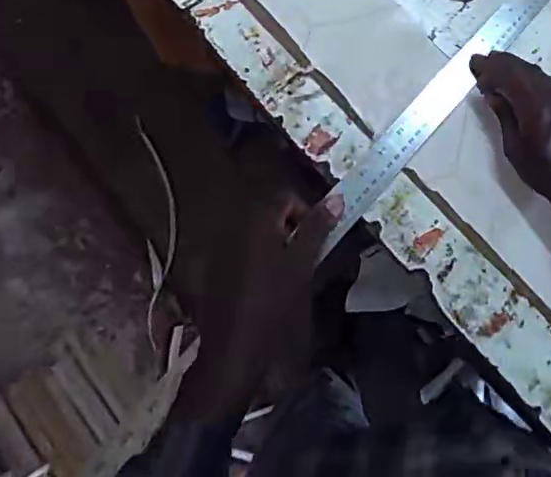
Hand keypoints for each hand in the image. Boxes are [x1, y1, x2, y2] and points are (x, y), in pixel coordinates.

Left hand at [174, 192, 340, 419]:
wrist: (233, 354)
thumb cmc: (273, 303)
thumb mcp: (303, 264)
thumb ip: (318, 228)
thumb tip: (336, 198)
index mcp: (257, 218)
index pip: (287, 196)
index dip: (307, 214)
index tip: (319, 240)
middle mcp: (236, 227)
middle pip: (272, 215)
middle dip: (293, 230)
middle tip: (307, 258)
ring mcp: (222, 250)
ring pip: (259, 236)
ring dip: (277, 247)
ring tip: (290, 276)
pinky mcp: (214, 273)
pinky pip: (243, 254)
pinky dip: (258, 263)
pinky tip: (266, 289)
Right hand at [470, 52, 550, 203]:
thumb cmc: (543, 172)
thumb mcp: (514, 149)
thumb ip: (504, 117)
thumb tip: (492, 94)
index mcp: (535, 107)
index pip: (509, 77)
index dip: (490, 68)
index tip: (475, 64)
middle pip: (523, 69)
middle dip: (501, 63)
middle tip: (482, 60)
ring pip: (535, 72)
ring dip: (514, 66)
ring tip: (496, 65)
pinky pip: (545, 80)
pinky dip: (528, 75)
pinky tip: (519, 80)